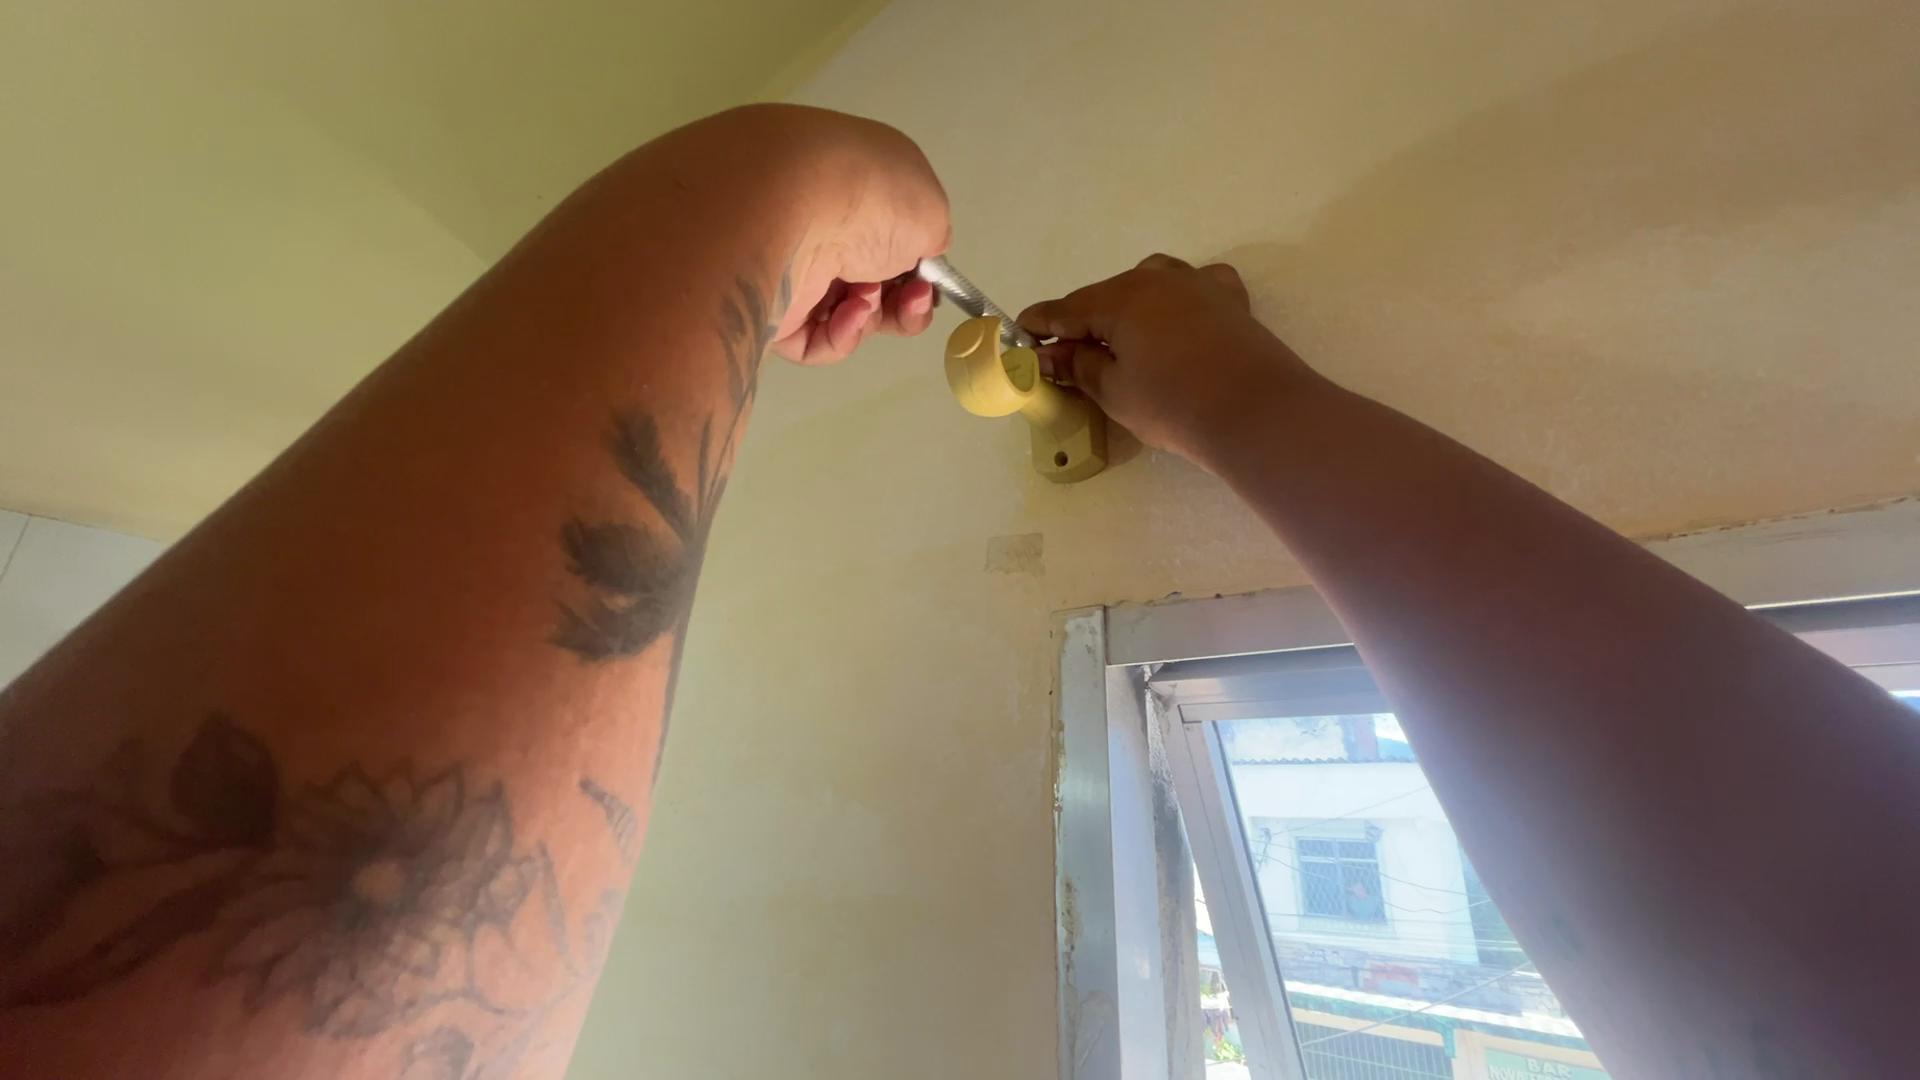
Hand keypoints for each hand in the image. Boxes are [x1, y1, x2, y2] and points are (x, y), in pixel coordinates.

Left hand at [753, 107, 950, 364]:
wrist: (792, 201)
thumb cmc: (871, 193)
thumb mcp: (930, 206)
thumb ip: (932, 236)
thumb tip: (920, 253)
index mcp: (854, 188)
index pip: (888, 240)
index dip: (917, 270)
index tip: (930, 283)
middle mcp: (819, 224)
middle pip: (872, 285)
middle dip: (902, 302)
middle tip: (914, 301)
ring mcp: (792, 267)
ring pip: (846, 315)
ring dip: (874, 313)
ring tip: (868, 296)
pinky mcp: (770, 309)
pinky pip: (815, 340)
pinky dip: (843, 334)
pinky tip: (850, 312)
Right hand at [1016, 255, 1314, 465]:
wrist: (1255, 412)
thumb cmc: (1172, 404)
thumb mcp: (1113, 390)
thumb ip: (1077, 365)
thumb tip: (1048, 354)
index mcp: (1120, 297)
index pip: (1066, 308)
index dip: (1040, 324)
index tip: (1019, 335)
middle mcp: (1157, 278)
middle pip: (1106, 295)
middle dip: (1083, 322)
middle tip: (1068, 356)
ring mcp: (1197, 283)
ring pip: (1148, 284)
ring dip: (1127, 308)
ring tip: (1120, 341)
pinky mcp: (1229, 299)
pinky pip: (1191, 288)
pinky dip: (1174, 301)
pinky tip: (1175, 320)